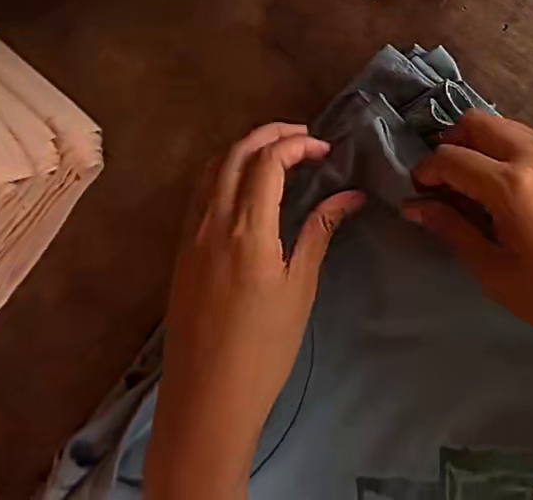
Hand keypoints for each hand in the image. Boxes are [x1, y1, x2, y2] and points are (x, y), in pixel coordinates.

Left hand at [147, 124, 364, 497]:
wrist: (205, 399)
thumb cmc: (263, 348)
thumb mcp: (299, 287)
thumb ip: (320, 230)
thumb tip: (351, 195)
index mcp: (247, 228)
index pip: (269, 160)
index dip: (298, 144)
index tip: (325, 150)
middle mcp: (214, 219)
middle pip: (238, 152)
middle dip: (271, 133)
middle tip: (303, 136)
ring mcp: (192, 232)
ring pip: (214, 166)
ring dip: (245, 147)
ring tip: (276, 150)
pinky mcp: (181, 247)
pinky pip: (200, 190)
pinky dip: (224, 170)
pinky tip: (243, 183)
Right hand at [404, 110, 532, 360]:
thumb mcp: (497, 272)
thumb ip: (452, 229)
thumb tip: (414, 206)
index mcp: (512, 185)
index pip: (450, 157)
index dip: (426, 172)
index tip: (419, 193)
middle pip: (474, 123)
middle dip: (450, 145)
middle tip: (445, 182)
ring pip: (501, 125)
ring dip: (478, 144)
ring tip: (475, 186)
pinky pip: (526, 137)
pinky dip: (504, 149)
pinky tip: (508, 187)